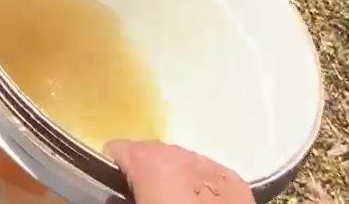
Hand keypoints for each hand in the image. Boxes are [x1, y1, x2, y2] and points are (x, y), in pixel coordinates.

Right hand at [105, 140, 254, 203]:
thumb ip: (119, 202)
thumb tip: (114, 198)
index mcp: (145, 159)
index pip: (115, 150)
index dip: (113, 171)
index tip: (120, 192)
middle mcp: (174, 152)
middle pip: (149, 154)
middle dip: (147, 174)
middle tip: (151, 200)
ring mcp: (206, 163)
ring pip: (180, 162)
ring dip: (175, 178)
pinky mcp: (234, 181)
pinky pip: (209, 175)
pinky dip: (202, 187)